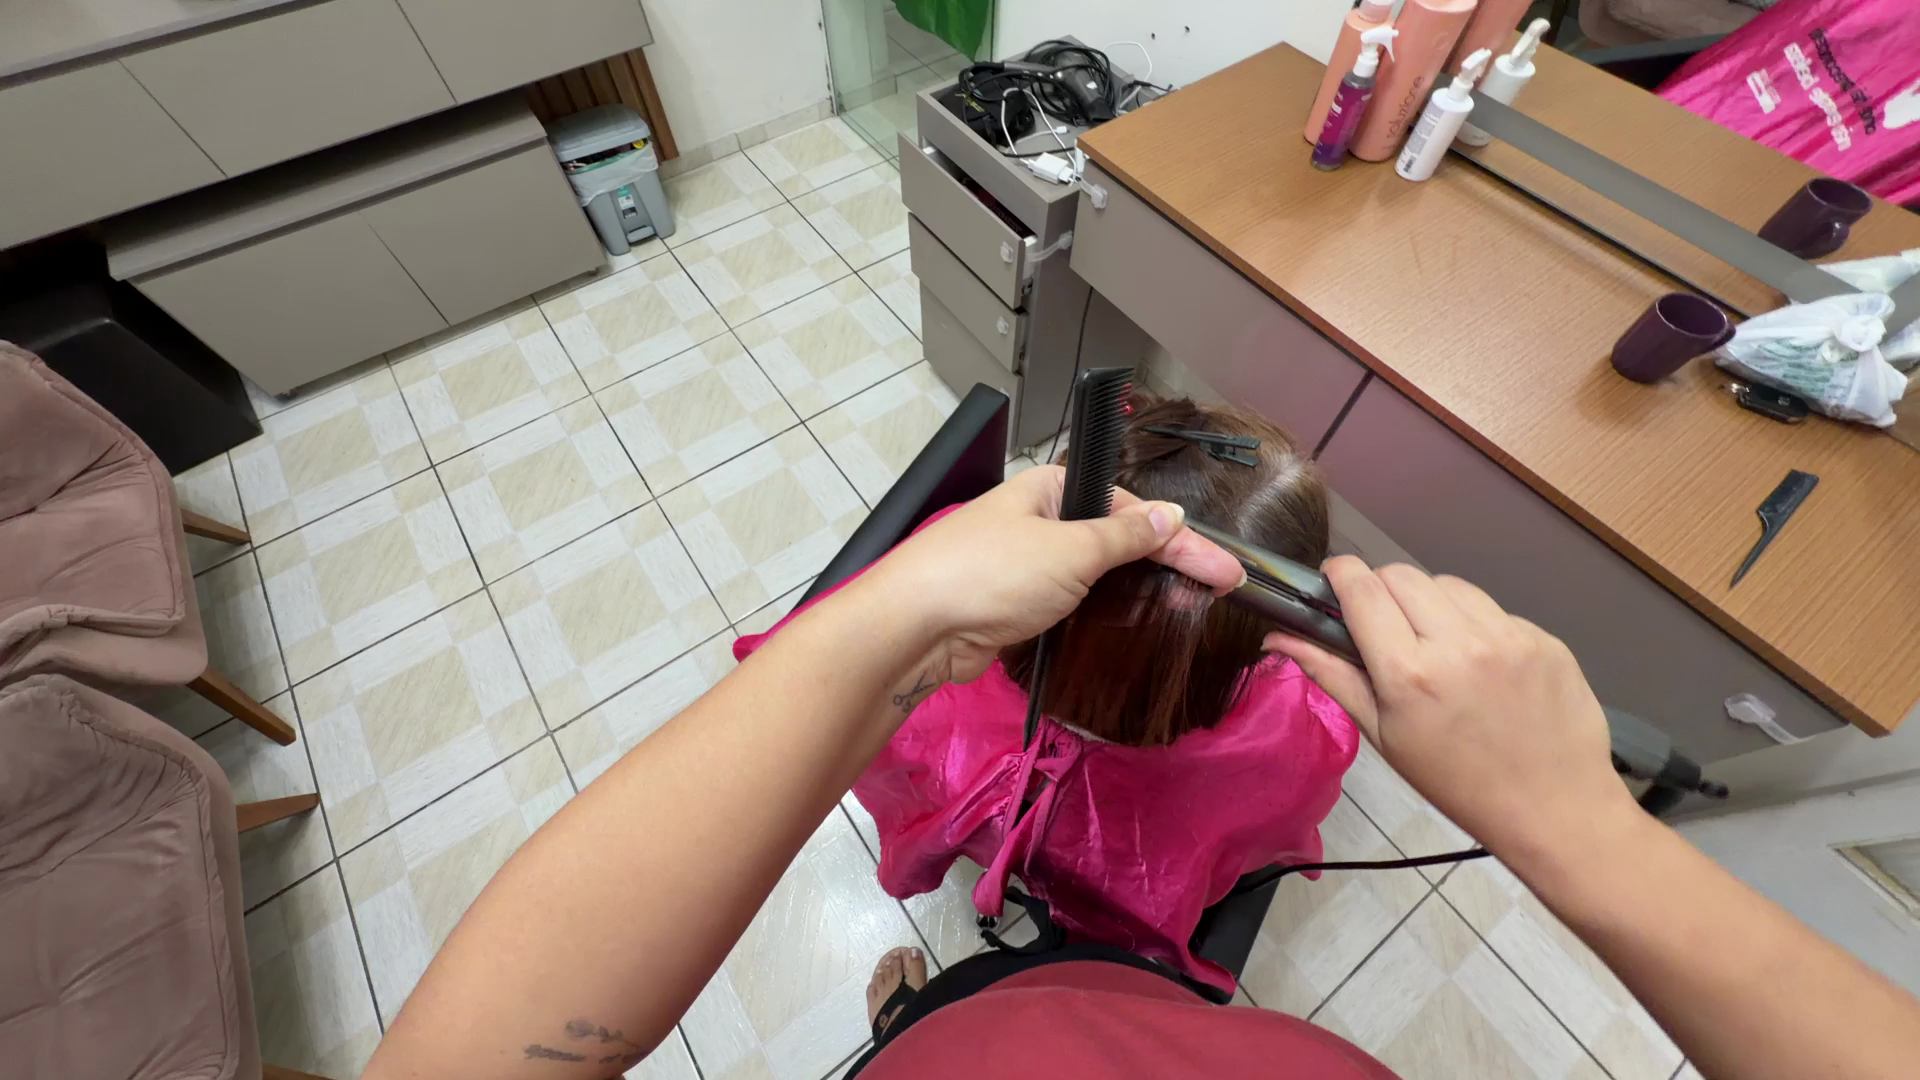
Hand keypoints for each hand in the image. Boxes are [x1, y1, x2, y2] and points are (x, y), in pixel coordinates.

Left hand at [856, 464, 1244, 686]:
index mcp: (1050, 490)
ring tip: (1188, 604)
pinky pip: (1072, 601)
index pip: (1129, 506)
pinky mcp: (1019, 604)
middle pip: (1117, 537)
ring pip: (1095, 572)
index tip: (1221, 568)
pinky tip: (1133, 620)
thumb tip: (1171, 514)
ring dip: (1137, 586)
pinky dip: (1103, 609)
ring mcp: (1028, 564)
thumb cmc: (994, 573)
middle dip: (1167, 560)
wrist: (919, 626)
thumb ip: (1125, 535)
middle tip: (1220, 587)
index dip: (1178, 536)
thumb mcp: (1069, 549)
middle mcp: (1040, 521)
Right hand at [1264, 557, 1637, 860]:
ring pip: (1446, 583)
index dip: (1340, 573)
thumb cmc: (1452, 779)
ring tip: (1431, 638)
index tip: (1333, 580)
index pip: (1363, 588)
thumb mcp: (1380, 732)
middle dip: (1380, 586)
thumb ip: (1329, 674)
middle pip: (1401, 574)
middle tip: (1380, 620)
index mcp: (1408, 671)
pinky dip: (1471, 621)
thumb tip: (1275, 637)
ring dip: (1426, 599)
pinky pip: (1491, 607)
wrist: (1556, 811)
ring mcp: (1509, 637)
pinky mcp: (1545, 639)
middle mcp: (1458, 643)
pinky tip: (1477, 660)